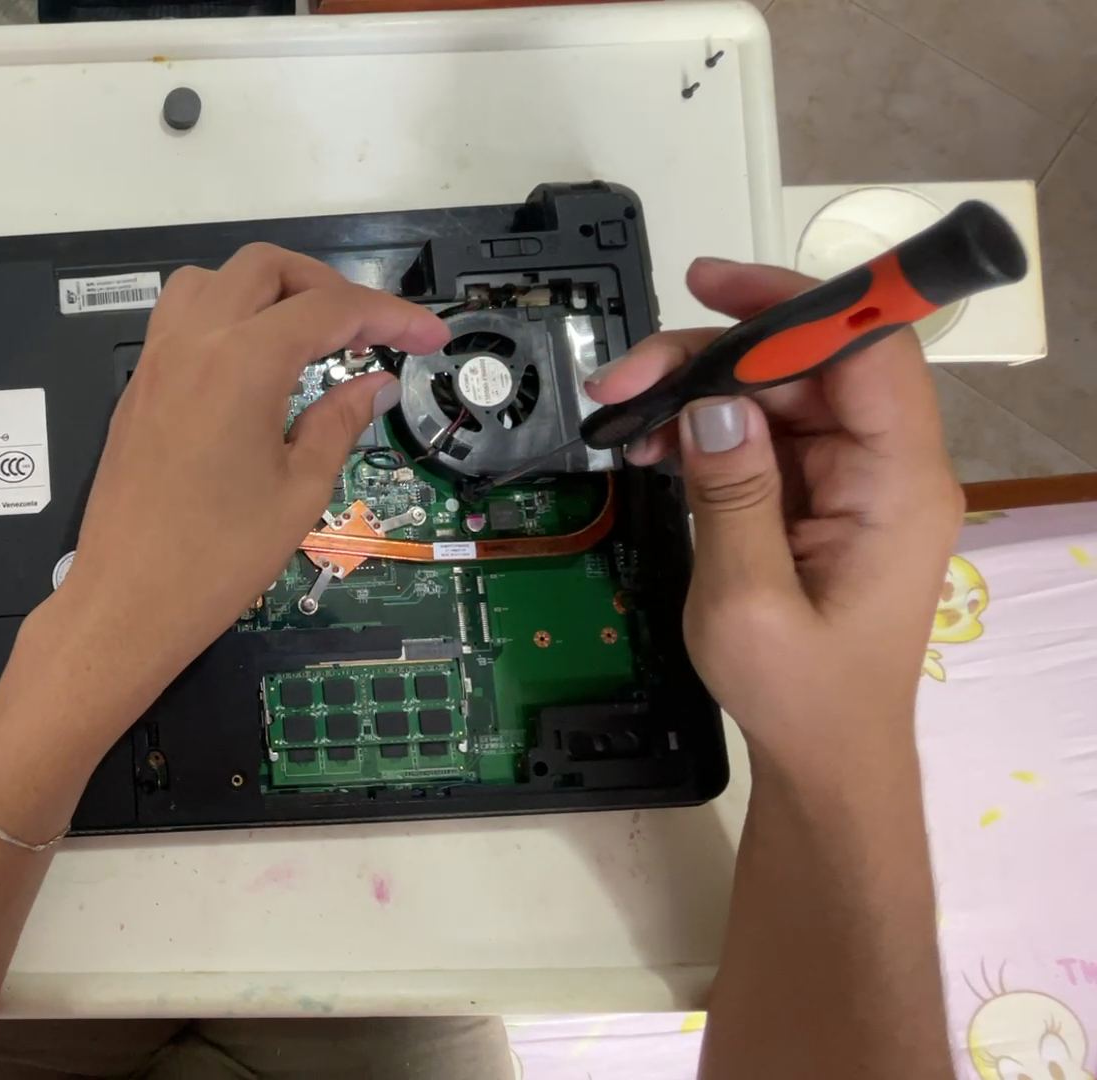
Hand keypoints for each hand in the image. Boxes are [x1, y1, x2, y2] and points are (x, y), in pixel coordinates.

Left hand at [48, 244, 448, 720]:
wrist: (128, 603)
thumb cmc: (214, 560)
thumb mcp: (299, 493)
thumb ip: (338, 423)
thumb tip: (369, 386)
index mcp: (239, 363)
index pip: (329, 309)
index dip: (390, 316)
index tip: (426, 336)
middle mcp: (189, 345)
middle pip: (264, 268)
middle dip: (325, 286)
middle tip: (361, 333)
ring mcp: (154, 365)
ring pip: (209, 281)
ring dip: (263, 291)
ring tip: (300, 339)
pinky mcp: (136, 392)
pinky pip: (178, 322)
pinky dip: (221, 320)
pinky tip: (247, 369)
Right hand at [585, 258, 961, 768]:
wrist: (818, 749)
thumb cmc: (795, 687)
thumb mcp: (747, 597)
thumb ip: (733, 497)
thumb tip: (713, 405)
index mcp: (895, 487)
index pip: (864, 356)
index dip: (795, 304)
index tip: (708, 284)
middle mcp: (876, 470)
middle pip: (799, 372)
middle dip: (705, 362)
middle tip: (615, 385)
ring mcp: (837, 486)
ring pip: (765, 403)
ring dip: (688, 400)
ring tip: (618, 423)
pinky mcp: (799, 503)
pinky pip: (748, 446)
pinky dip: (693, 437)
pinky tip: (646, 450)